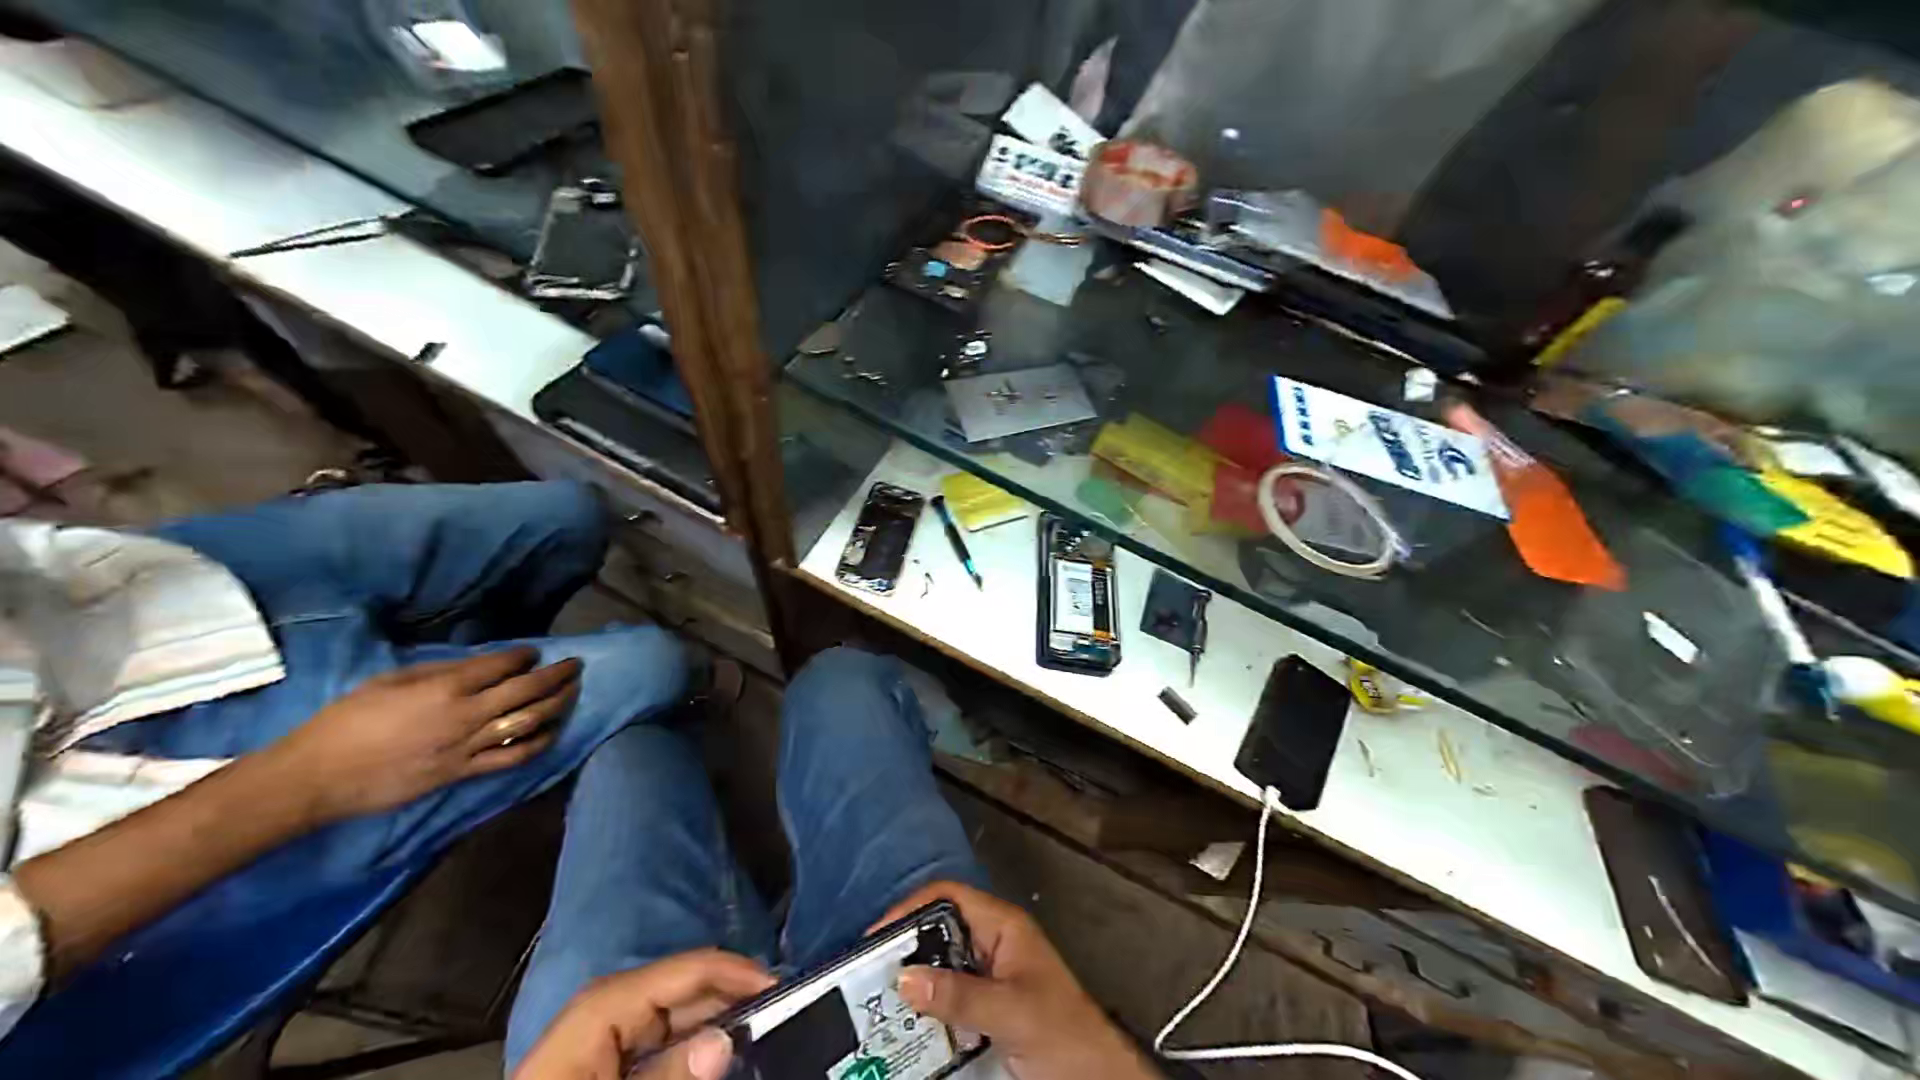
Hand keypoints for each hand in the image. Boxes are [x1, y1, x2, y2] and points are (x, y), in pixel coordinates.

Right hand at [266, 647, 582, 824]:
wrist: (316, 778)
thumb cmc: (345, 722)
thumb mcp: (390, 681)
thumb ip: (440, 670)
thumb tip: (479, 663)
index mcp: (446, 688)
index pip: (503, 666)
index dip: (525, 656)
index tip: (534, 653)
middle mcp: (466, 715)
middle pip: (529, 691)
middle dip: (558, 675)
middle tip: (576, 665)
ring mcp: (469, 747)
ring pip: (530, 722)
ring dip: (559, 704)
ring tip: (574, 691)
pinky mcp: (464, 773)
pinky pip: (513, 757)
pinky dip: (539, 742)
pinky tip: (553, 731)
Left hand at [513, 949, 774, 1079]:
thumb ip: (666, 1077)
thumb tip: (724, 1041)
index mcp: (608, 1001)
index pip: (690, 968)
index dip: (740, 973)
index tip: (784, 989)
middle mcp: (613, 1002)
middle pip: (690, 989)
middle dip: (735, 1000)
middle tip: (783, 1017)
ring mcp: (610, 1029)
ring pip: (681, 1015)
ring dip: (719, 1024)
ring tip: (762, 1035)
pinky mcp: (609, 1055)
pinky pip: (665, 1038)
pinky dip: (694, 1046)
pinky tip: (719, 1056)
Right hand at [877, 882, 1159, 1079]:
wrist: (1097, 1076)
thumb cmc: (1062, 1032)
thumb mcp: (1010, 1011)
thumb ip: (959, 994)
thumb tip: (904, 977)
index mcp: (1002, 925)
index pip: (948, 897)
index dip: (911, 909)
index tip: (877, 937)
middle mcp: (993, 942)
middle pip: (940, 928)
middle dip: (907, 946)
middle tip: (870, 973)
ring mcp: (991, 974)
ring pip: (942, 963)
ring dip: (915, 980)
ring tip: (879, 999)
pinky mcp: (989, 1005)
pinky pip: (949, 995)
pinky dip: (928, 1006)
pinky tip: (907, 1024)